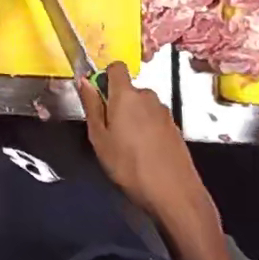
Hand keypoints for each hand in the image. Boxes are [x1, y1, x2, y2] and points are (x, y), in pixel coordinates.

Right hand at [77, 62, 215, 234]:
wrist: (173, 192)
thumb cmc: (129, 165)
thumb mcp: (99, 137)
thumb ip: (91, 105)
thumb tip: (84, 81)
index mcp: (126, 95)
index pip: (116, 67)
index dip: (104, 77)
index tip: (97, 98)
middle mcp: (148, 97)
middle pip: (128, 90)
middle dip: (116, 104)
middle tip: (107, 132)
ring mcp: (164, 112)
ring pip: (140, 106)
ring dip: (131, 118)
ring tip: (124, 147)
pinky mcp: (174, 127)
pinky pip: (152, 120)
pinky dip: (145, 129)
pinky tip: (142, 154)